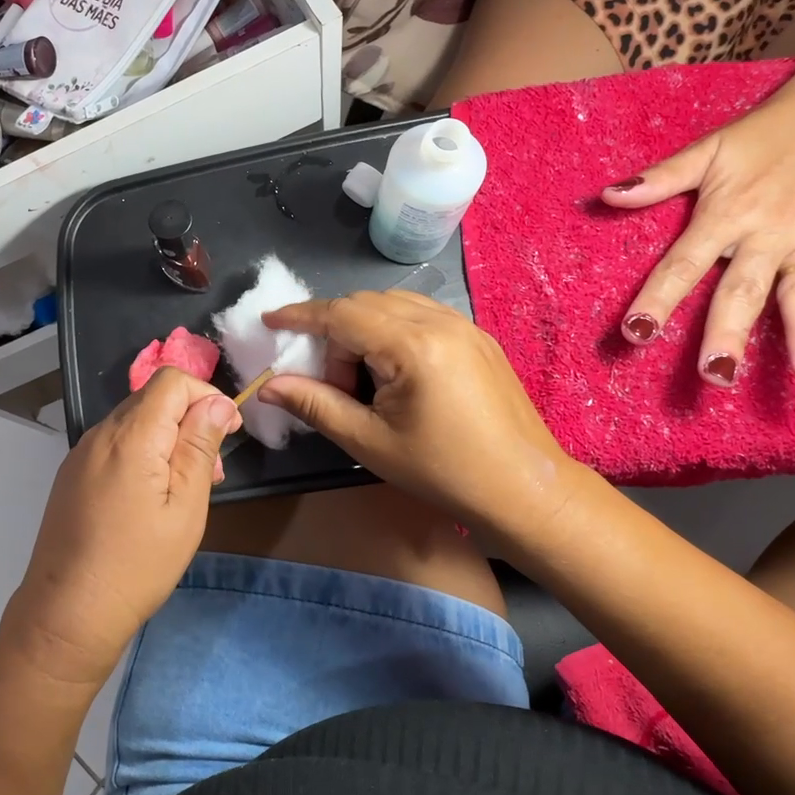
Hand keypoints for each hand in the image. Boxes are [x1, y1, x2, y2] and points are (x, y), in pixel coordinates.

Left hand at [4, 369, 239, 683]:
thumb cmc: (137, 565)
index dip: (206, 395)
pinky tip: (151, 498)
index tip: (227, 433)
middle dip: (188, 419)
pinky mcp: (72, 474)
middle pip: (151, 397)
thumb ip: (200, 448)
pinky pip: (114, 444)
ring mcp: (81, 453)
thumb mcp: (185, 509)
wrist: (68, 611)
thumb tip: (217, 403)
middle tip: (212, 469)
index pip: (172, 380)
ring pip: (133, 421)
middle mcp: (100, 433)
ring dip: (166, 438)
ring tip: (185, 489)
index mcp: (131, 435)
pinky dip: (141, 453)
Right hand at [257, 290, 579, 533]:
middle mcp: (440, 322)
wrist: (525, 491)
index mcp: (412, 346)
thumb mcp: (368, 441)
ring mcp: (464, 326)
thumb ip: (315, 404)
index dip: (301, 315)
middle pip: (365, 303)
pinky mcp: (477, 337)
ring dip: (362, 329)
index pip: (342, 314)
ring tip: (359, 380)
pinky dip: (391, 329)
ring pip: (393, 303)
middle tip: (328, 382)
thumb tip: (269, 385)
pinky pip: (420, 314)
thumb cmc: (443, 471)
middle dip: (333, 332)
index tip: (270, 320)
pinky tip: (391, 371)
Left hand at [603, 19, 794, 386]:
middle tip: (716, 375)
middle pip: (743, 291)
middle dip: (729, 333)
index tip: (636, 335)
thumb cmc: (764, 135)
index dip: (656, 299)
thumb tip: (607, 195)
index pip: (681, 265)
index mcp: (725, 216)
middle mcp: (770, 235)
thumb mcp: (705, 151)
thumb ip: (658, 180)